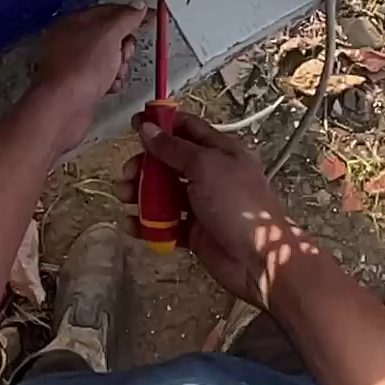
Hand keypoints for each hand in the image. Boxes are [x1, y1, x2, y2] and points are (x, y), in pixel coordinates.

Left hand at [26, 2, 146, 150]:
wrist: (63, 109)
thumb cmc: (84, 66)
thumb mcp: (109, 35)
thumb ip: (126, 18)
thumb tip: (139, 4)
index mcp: (74, 22)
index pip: (108, 10)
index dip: (131, 13)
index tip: (151, 17)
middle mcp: (71, 41)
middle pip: (109, 36)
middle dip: (123, 45)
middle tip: (123, 54)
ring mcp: (74, 65)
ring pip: (108, 58)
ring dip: (119, 66)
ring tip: (115, 74)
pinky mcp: (79, 86)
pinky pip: (102, 78)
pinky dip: (110, 81)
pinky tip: (110, 87)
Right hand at [118, 113, 322, 308]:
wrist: (261, 260)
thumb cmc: (238, 204)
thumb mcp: (205, 166)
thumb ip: (173, 148)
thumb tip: (148, 128)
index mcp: (219, 150)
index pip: (186, 128)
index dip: (161, 124)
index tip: (135, 124)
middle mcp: (210, 174)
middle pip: (170, 162)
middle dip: (145, 164)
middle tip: (126, 173)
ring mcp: (202, 204)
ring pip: (164, 193)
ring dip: (141, 193)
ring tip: (123, 197)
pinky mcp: (195, 232)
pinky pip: (166, 224)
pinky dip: (148, 224)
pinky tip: (131, 225)